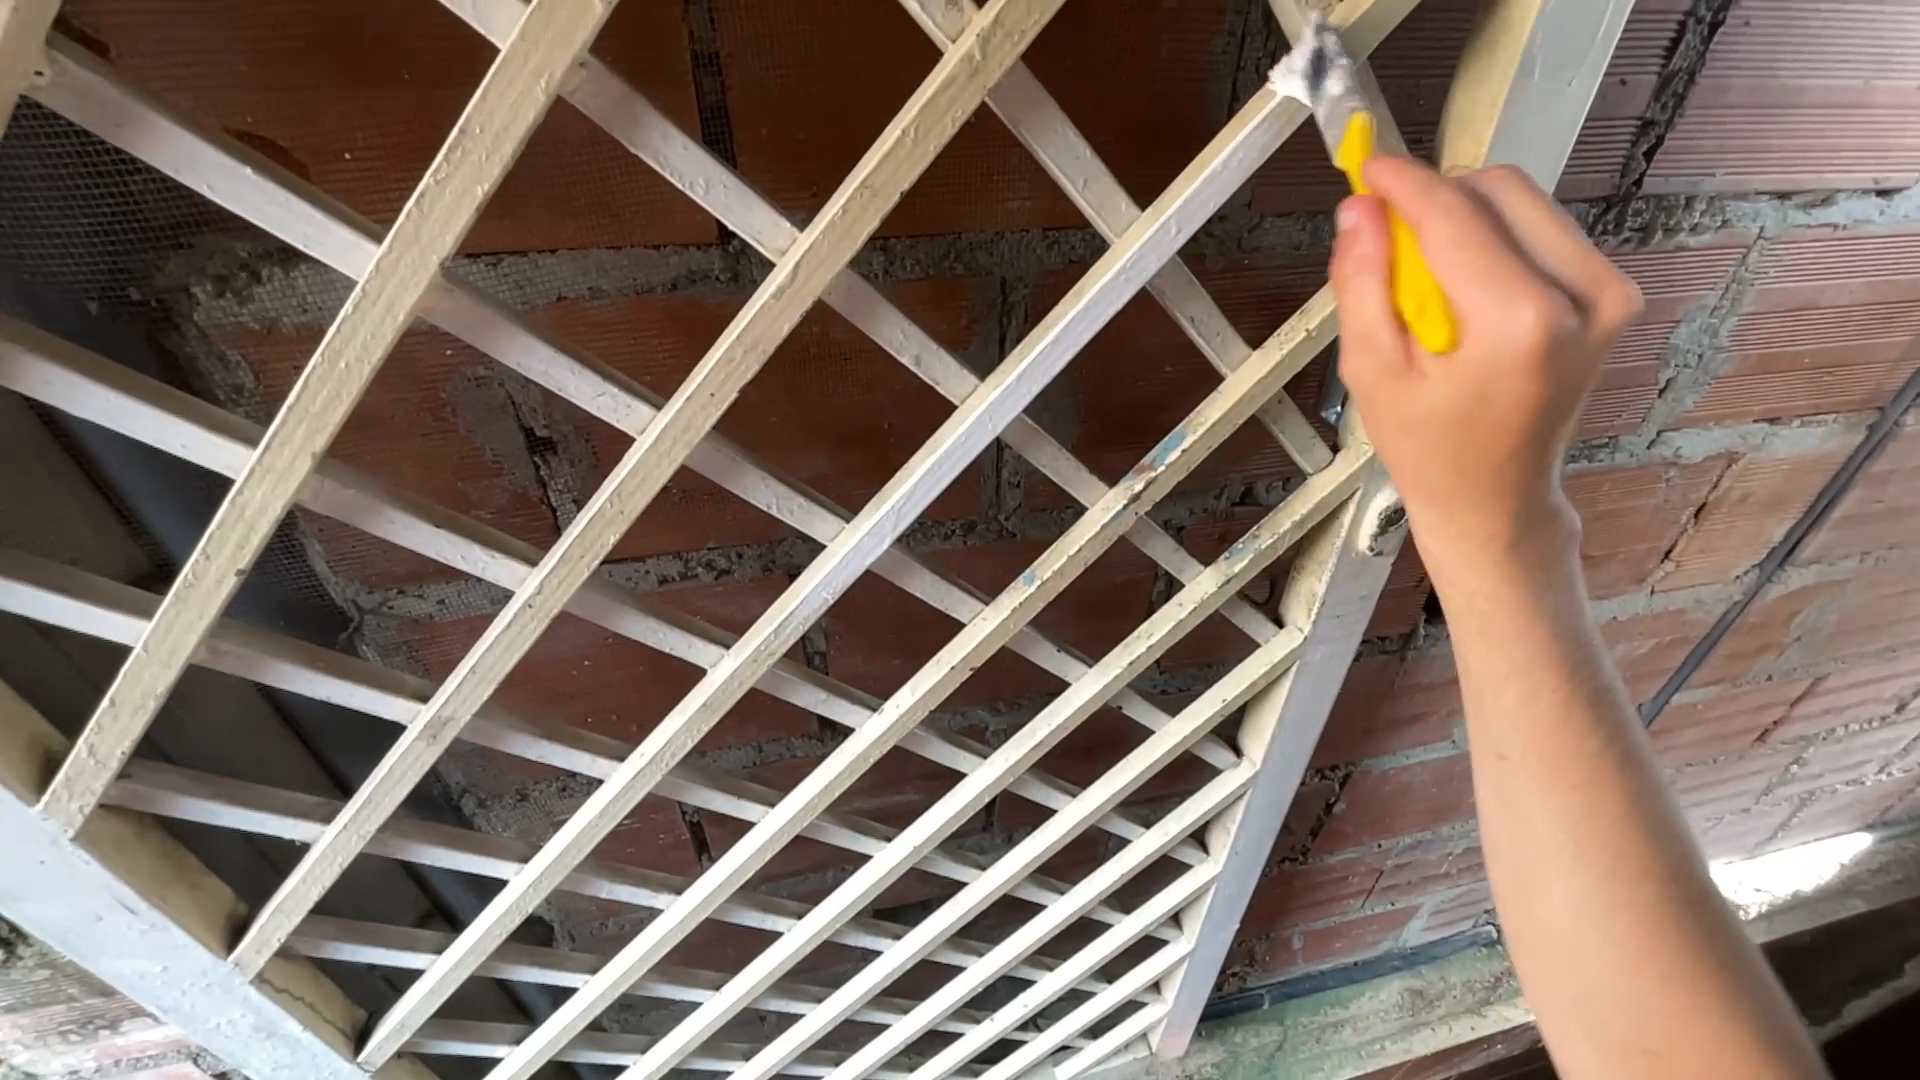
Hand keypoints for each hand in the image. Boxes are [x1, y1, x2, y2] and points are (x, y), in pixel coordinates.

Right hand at [1330, 158, 1642, 587]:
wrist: (1496, 498)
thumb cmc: (1424, 447)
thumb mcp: (1370, 373)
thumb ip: (1362, 286)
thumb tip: (1357, 210)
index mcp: (1518, 322)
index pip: (1455, 216)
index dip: (1404, 184)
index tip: (1365, 167)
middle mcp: (1585, 292)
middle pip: (1500, 190)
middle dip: (1435, 199)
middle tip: (1387, 239)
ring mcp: (1612, 290)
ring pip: (1524, 204)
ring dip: (1461, 220)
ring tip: (1421, 278)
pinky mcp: (1616, 293)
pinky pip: (1542, 231)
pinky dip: (1490, 241)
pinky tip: (1460, 288)